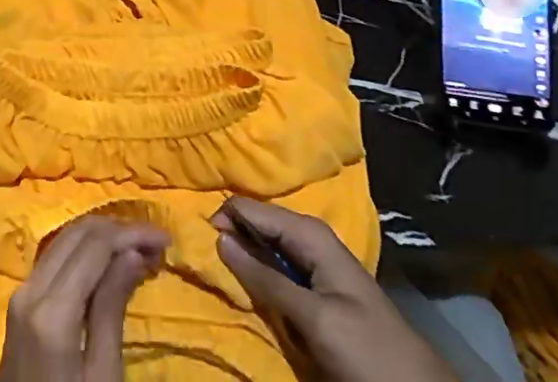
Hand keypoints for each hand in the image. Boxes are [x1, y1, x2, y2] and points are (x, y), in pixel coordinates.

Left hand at [0, 215, 169, 381]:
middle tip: (155, 245)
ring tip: (139, 252)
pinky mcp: (19, 302)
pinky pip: (55, 257)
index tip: (166, 240)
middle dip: (120, 230)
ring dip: (103, 237)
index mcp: (52, 309)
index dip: (133, 233)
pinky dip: (85, 251)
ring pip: (65, 239)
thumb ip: (112, 308)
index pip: (96, 244)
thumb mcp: (102, 374)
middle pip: (79, 232)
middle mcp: (31, 288)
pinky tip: (109, 264)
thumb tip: (132, 252)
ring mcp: (21, 293)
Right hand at [213, 199, 455, 381]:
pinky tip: (241, 281)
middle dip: (229, 232)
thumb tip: (221, 239)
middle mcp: (309, 238)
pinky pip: (274, 268)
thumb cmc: (366, 348)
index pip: (253, 209)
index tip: (191, 235)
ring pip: (263, 246)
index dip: (223, 218)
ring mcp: (312, 263)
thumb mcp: (313, 317)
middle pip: (257, 224)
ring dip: (240, 253)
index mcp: (310, 234)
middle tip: (195, 250)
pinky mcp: (313, 287)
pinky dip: (256, 273)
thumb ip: (267, 277)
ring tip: (210, 263)